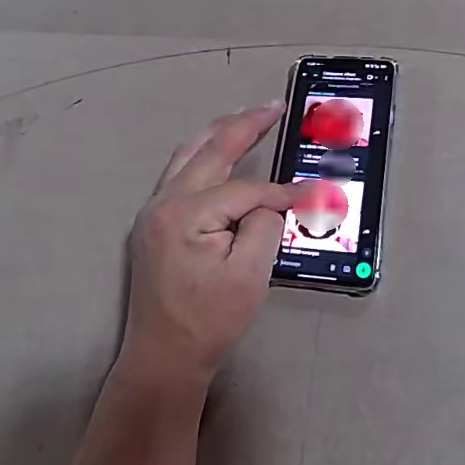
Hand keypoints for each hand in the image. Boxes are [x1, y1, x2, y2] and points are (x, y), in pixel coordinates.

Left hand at [119, 103, 303, 388]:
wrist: (163, 357)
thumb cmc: (208, 321)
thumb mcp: (250, 276)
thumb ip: (265, 226)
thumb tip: (271, 201)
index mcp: (185, 214)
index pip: (243, 190)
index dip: (280, 192)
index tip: (310, 195)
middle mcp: (163, 203)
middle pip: (209, 151)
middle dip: (244, 126)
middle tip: (273, 107)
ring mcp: (153, 211)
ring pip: (188, 155)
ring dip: (219, 133)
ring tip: (247, 117)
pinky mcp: (154, 222)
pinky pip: (180, 174)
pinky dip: (203, 155)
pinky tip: (218, 150)